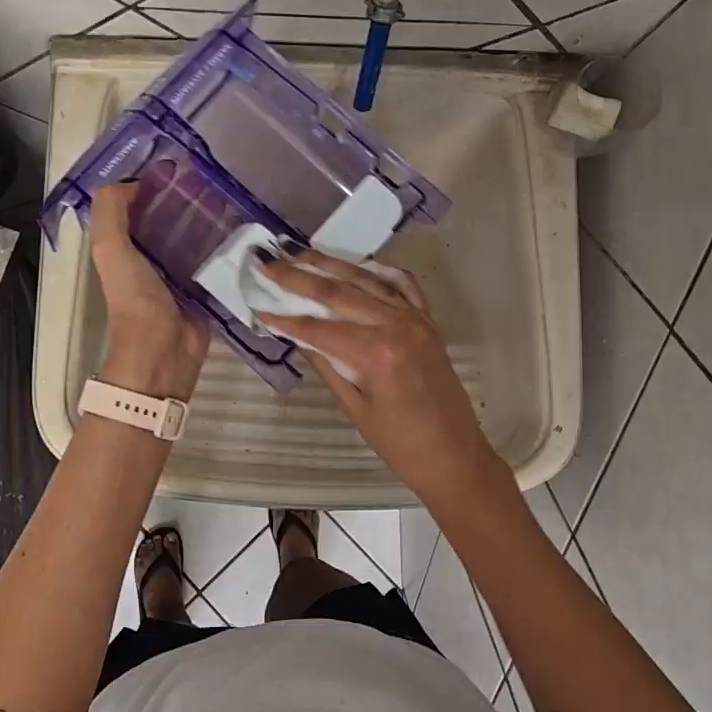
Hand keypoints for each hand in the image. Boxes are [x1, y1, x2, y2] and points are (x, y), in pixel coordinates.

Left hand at [88, 184, 210, 400]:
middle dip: (186, 202)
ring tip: (231, 200)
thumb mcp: (110, 249)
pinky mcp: (203, 293)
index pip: (136, 209)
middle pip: (168, 222)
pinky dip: (226, 249)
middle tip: (212, 181)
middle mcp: (149, 260)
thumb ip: (111, 211)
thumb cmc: (135, 299)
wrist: (162, 353)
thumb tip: (133, 183)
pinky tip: (242, 231)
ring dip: (209, 222)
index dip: (151, 186)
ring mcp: (178, 277)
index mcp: (123, 249)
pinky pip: (215, 264)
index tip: (178, 167)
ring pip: (193, 240)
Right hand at [257, 250, 504, 495]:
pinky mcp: (429, 322)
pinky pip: (402, 286)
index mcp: (376, 352)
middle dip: (299, 277)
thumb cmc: (399, 443)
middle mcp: (397, 325)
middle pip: (339, 292)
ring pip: (367, 280)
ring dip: (332, 265)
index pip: (319, 327)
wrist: (454, 456)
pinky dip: (378, 273)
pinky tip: (357, 266)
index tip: (258, 305)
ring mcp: (416, 319)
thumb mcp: (354, 407)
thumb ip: (327, 364)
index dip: (286, 318)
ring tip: (300, 255)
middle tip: (269, 263)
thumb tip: (297, 336)